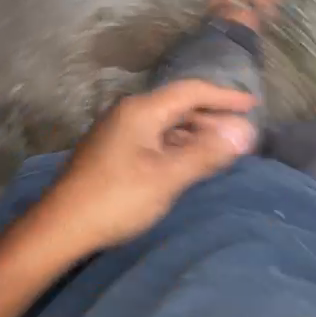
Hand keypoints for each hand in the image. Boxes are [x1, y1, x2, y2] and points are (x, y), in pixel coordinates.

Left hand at [26, 81, 257, 255]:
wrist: (62, 225)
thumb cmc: (117, 198)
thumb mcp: (167, 176)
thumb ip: (206, 152)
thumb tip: (245, 131)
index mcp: (141, 110)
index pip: (190, 91)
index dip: (224, 96)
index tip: (253, 104)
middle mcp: (129, 113)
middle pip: (178, 105)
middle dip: (212, 116)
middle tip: (243, 131)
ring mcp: (118, 132)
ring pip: (165, 123)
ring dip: (195, 132)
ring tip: (223, 147)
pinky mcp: (113, 151)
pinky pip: (154, 138)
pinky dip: (177, 145)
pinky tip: (189, 161)